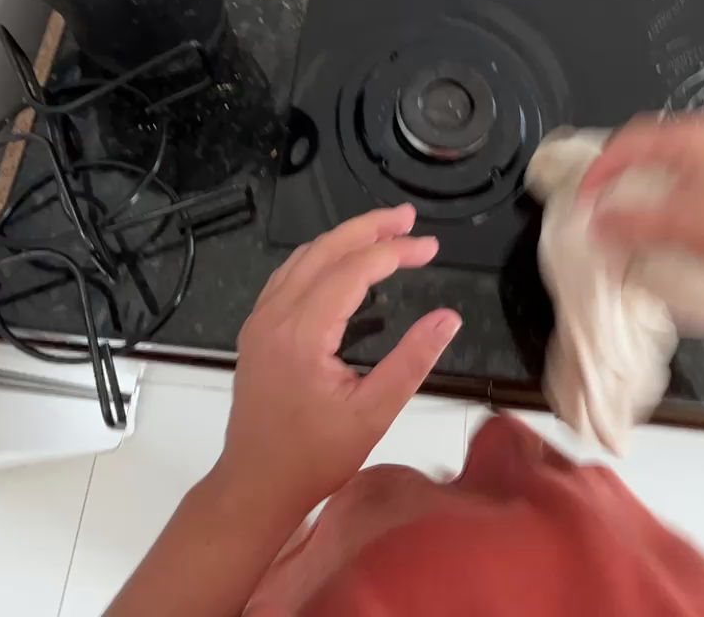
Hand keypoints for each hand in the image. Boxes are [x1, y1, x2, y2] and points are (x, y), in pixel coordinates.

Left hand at [215, 205, 461, 518]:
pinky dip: (321, 256)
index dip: (395, 251)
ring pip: (304, 256)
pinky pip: (289, 274)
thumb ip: (413, 360)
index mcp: (303, 332)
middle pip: (325, 249)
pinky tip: (342, 261)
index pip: (353, 269)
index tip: (430, 246)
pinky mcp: (257, 327)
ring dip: (345, 238)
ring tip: (385, 231)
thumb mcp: (374, 414)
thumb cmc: (315, 457)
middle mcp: (276, 314)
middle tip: (409, 218)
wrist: (255, 486)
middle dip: (370, 227)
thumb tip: (448, 318)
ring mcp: (261, 318)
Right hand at [578, 114, 703, 279]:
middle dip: (619, 169)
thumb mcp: (680, 226)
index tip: (585, 197)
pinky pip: (689, 167)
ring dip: (644, 178)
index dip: (599, 169)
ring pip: (668, 155)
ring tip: (630, 204)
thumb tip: (597, 221)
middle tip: (602, 195)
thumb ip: (631, 222)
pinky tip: (669, 210)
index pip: (627, 142)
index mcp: (689, 136)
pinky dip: (667, 183)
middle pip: (646, 142)